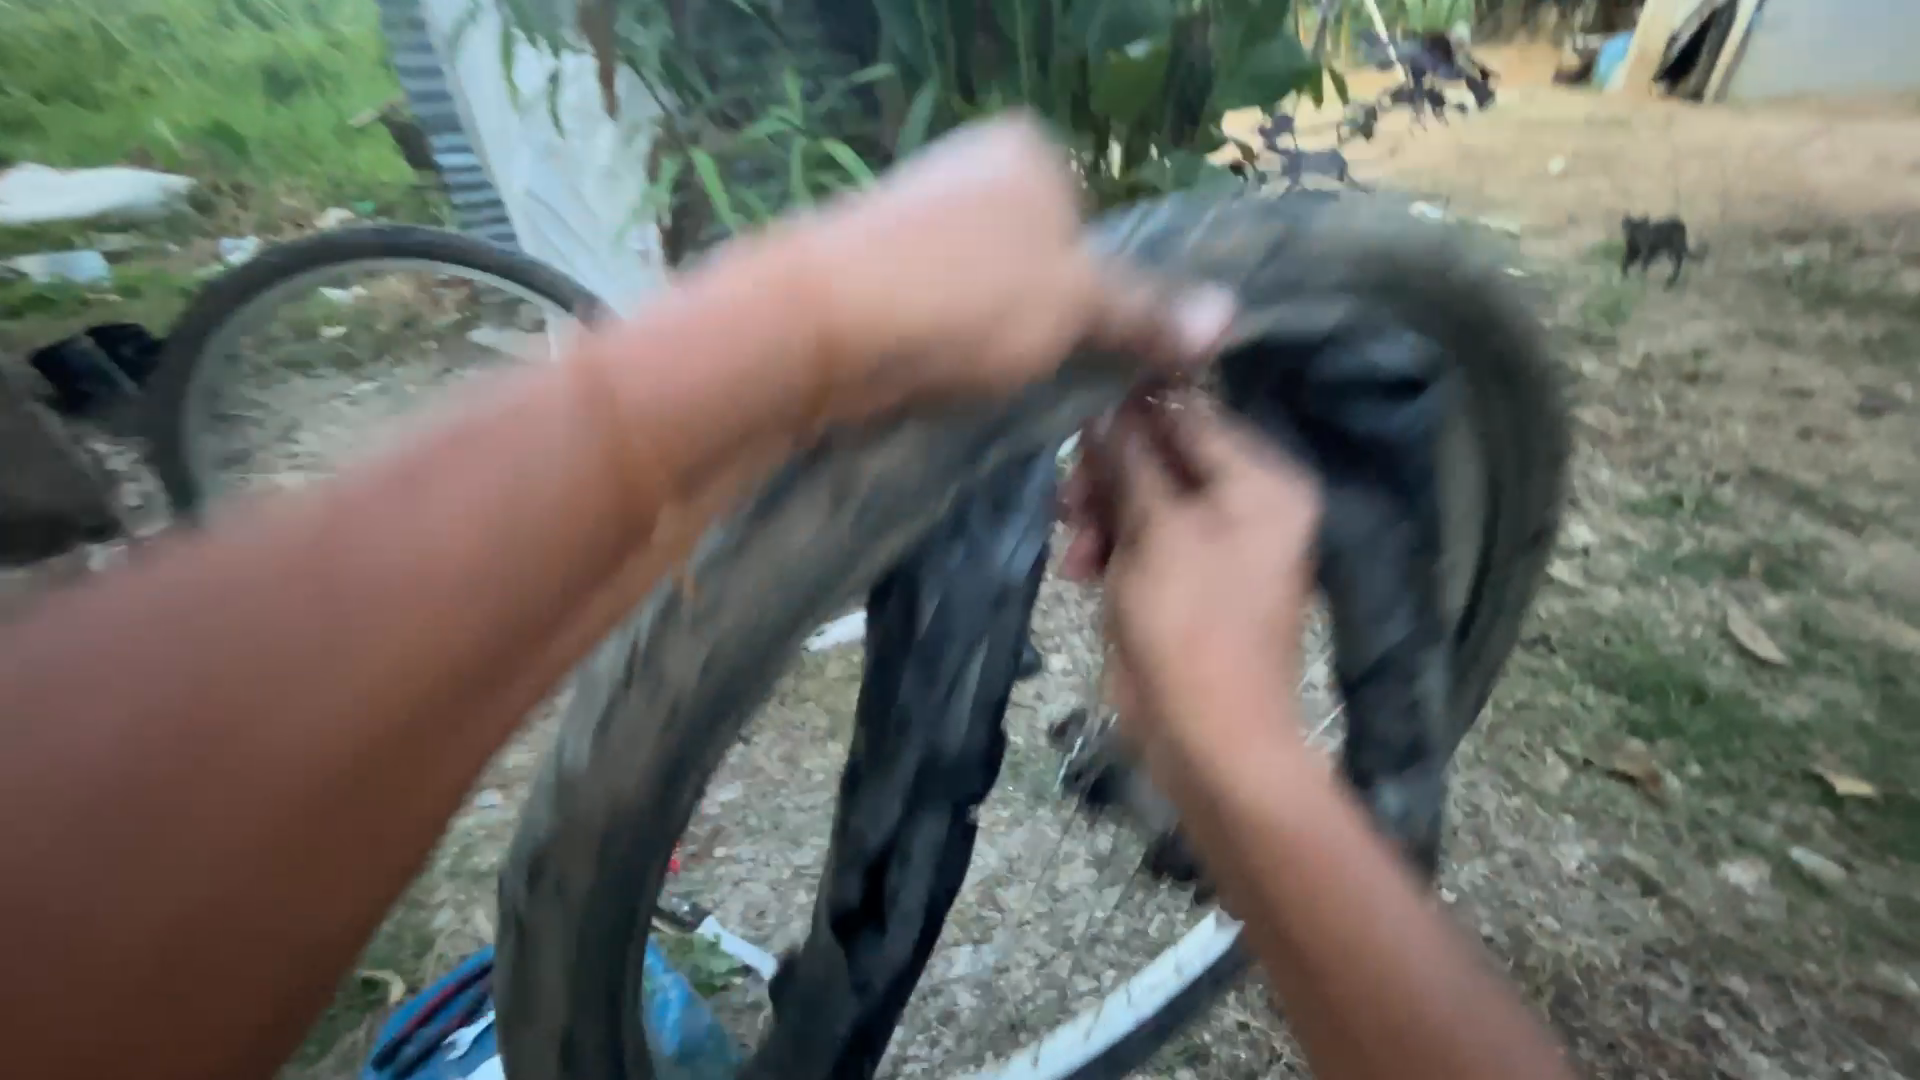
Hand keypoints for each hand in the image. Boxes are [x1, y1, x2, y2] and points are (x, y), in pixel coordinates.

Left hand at [790, 113, 1235, 419]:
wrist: (821, 326)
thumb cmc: (965, 298)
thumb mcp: (1076, 305)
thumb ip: (1147, 311)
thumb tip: (1230, 316)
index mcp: (1028, 152)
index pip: (1095, 230)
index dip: (1100, 298)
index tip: (1087, 348)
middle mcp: (971, 172)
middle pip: (1041, 262)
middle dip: (1046, 323)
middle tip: (1040, 374)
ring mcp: (918, 217)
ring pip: (989, 293)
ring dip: (997, 341)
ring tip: (987, 379)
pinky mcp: (876, 268)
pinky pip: (941, 311)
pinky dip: (951, 345)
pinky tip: (944, 373)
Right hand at [1062, 396, 1321, 763]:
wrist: (1205, 735)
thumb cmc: (1188, 624)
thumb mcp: (1156, 532)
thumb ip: (1130, 462)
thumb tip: (1105, 408)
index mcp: (1263, 483)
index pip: (1192, 417)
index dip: (1132, 412)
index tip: (1075, 409)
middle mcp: (1246, 504)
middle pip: (1162, 459)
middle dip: (1108, 477)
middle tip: (1067, 497)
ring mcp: (1213, 543)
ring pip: (1142, 500)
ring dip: (1100, 517)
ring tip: (1073, 550)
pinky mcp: (1182, 577)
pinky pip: (1140, 539)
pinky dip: (1108, 549)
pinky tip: (1079, 570)